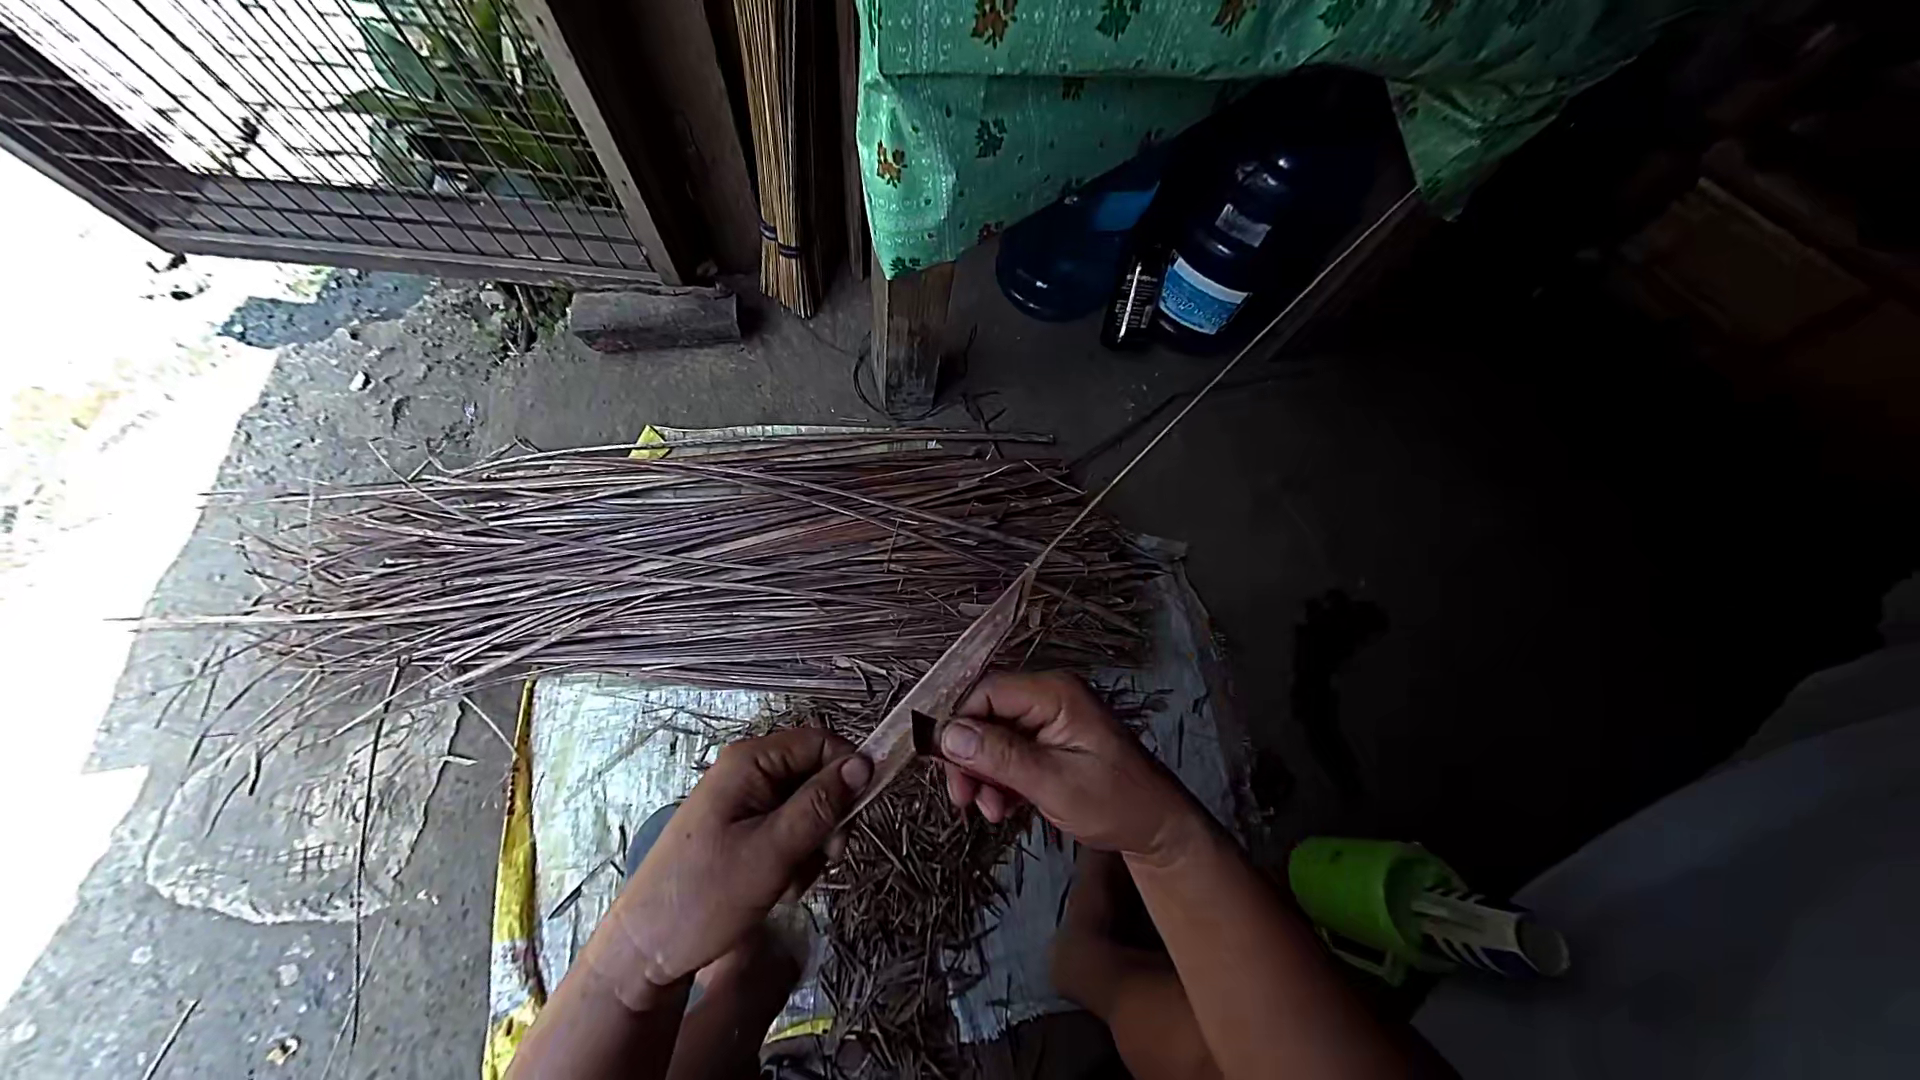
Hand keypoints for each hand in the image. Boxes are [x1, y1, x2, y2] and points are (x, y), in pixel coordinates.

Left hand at [592, 728, 871, 997]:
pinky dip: (797, 855)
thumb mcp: (772, 851)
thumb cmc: (704, 898)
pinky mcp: (743, 828)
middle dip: (829, 816)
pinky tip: (783, 884)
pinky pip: (789, 828)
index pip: (820, 742)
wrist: (643, 954)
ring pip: (807, 805)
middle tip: (829, 857)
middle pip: (815, 774)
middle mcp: (748, 772)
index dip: (846, 770)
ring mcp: (744, 801)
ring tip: (795, 879)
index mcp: (750, 761)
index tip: (858, 812)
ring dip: (814, 842)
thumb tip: (864, 763)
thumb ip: (820, 804)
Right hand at [939, 672, 1198, 860]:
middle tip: (963, 796)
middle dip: (969, 756)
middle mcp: (1047, 698)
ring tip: (990, 810)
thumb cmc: (1116, 802)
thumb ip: (1000, 756)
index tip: (944, 761)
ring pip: (991, 737)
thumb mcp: (1054, 782)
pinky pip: (1006, 753)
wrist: (1156, 829)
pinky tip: (1003, 807)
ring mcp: (1047, 720)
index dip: (960, 723)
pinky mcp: (1045, 743)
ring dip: (982, 774)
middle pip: (986, 715)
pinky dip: (998, 780)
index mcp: (1055, 692)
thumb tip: (949, 735)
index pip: (988, 691)